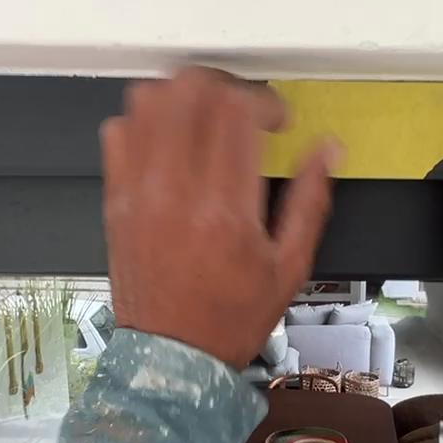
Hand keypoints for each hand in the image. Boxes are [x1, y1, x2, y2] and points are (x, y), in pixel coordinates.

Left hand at [100, 67, 338, 366]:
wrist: (173, 357)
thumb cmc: (230, 319)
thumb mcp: (290, 268)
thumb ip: (310, 201)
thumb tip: (327, 151)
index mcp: (225, 209)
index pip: (237, 111)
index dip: (264, 101)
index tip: (277, 120)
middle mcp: (175, 192)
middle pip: (190, 90)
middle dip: (226, 85)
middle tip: (244, 108)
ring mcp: (138, 193)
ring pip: (149, 100)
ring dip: (184, 96)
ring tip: (206, 119)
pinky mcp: (116, 200)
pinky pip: (118, 131)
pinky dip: (144, 121)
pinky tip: (169, 142)